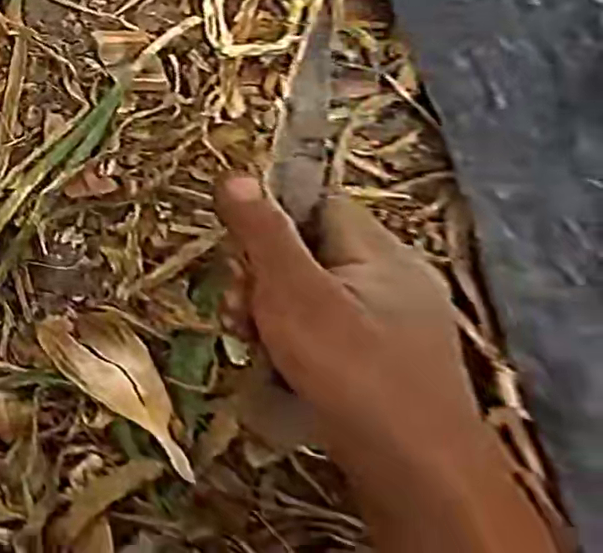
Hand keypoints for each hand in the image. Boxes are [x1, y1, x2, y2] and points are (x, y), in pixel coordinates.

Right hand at [214, 175, 557, 552]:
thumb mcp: (291, 291)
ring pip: (296, 284)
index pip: (315, 201)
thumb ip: (262, 231)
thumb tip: (236, 174)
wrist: (413, 470)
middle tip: (238, 297)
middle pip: (298, 245)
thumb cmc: (350, 368)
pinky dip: (279, 328)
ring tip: (245, 330)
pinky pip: (309, 318)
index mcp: (383, 256)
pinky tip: (264, 350)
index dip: (268, 210)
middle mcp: (388, 280)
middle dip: (253, 267)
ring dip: (258, 301)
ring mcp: (381, 318)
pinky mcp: (368, 351)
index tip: (233, 236)